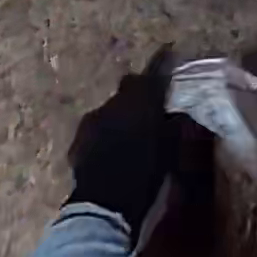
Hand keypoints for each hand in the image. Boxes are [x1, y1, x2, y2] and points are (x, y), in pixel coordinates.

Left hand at [67, 45, 176, 240]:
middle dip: (139, 95)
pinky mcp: (78, 140)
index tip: (168, 52)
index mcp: (140, 100)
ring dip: (122, 117)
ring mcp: (92, 120)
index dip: (161, 63)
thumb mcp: (170, 150)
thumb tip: (178, 113)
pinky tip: (112, 153)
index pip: (152, 71)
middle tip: (151, 109)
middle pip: (129, 88)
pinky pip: (97, 130)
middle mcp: (114, 102)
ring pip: (111, 110)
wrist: (104, 204)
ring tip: (131, 137)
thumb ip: (175, 125)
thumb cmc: (145, 173)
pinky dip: (107, 135)